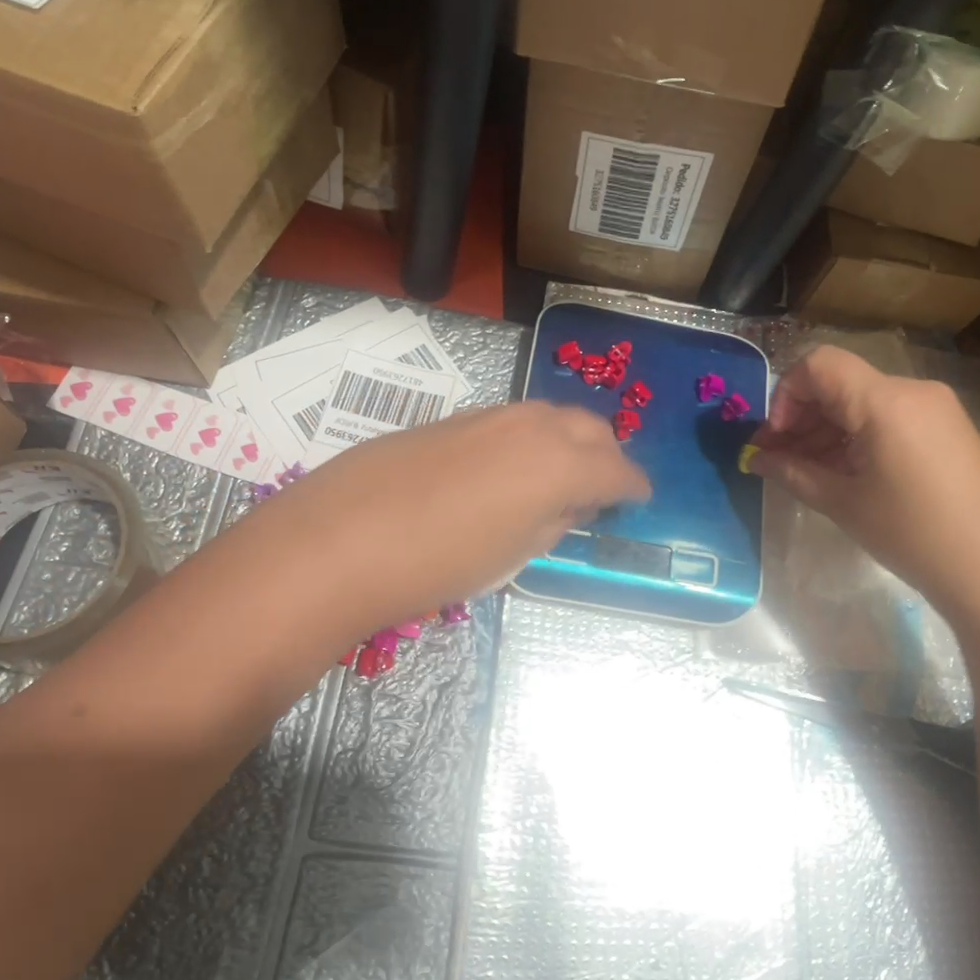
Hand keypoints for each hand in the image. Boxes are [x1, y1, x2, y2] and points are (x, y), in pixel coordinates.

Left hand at [250, 402, 649, 627]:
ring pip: (548, 417)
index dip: (634, 487)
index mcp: (561, 463)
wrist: (339, 540)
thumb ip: (552, 523)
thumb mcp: (513, 556)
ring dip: (565, 442)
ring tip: (554, 480)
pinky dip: (525, 441)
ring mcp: (488, 416)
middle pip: (590, 429)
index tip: (639, 500)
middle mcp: (532, 426)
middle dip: (606, 455)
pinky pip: (508, 422)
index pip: (617, 470)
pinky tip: (504, 472)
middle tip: (601, 489)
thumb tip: (569, 505)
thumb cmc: (440, 564)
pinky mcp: (451, 420)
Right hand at [749, 346, 979, 610]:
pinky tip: (847, 477)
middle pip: (840, 384)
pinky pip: (890, 420)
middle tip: (779, 462)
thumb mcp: (843, 503)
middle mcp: (912, 391)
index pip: (818, 365)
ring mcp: (936, 410)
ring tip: (809, 475)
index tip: (776, 440)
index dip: (786, 395)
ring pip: (864, 403)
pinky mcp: (949, 431)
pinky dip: (859, 439)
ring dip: (828, 431)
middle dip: (803, 418)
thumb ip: (793, 472)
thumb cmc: (914, 534)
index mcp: (884, 401)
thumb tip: (757, 459)